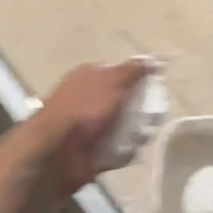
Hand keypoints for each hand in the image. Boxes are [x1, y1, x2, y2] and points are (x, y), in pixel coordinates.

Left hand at [32, 58, 154, 193]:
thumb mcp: (112, 81)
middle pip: (121, 100)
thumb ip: (133, 70)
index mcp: (88, 76)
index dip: (136, 77)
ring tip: (145, 133)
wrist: (58, 152)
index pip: (117, 72)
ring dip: (134, 131)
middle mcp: (88, 99)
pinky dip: (125, 151)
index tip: (154, 86)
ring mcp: (89, 127)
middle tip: (154, 113)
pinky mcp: (92, 153)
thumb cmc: (85, 107)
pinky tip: (134, 149)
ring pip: (121, 126)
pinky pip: (116, 150)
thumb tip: (154, 59)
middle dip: (138, 107)